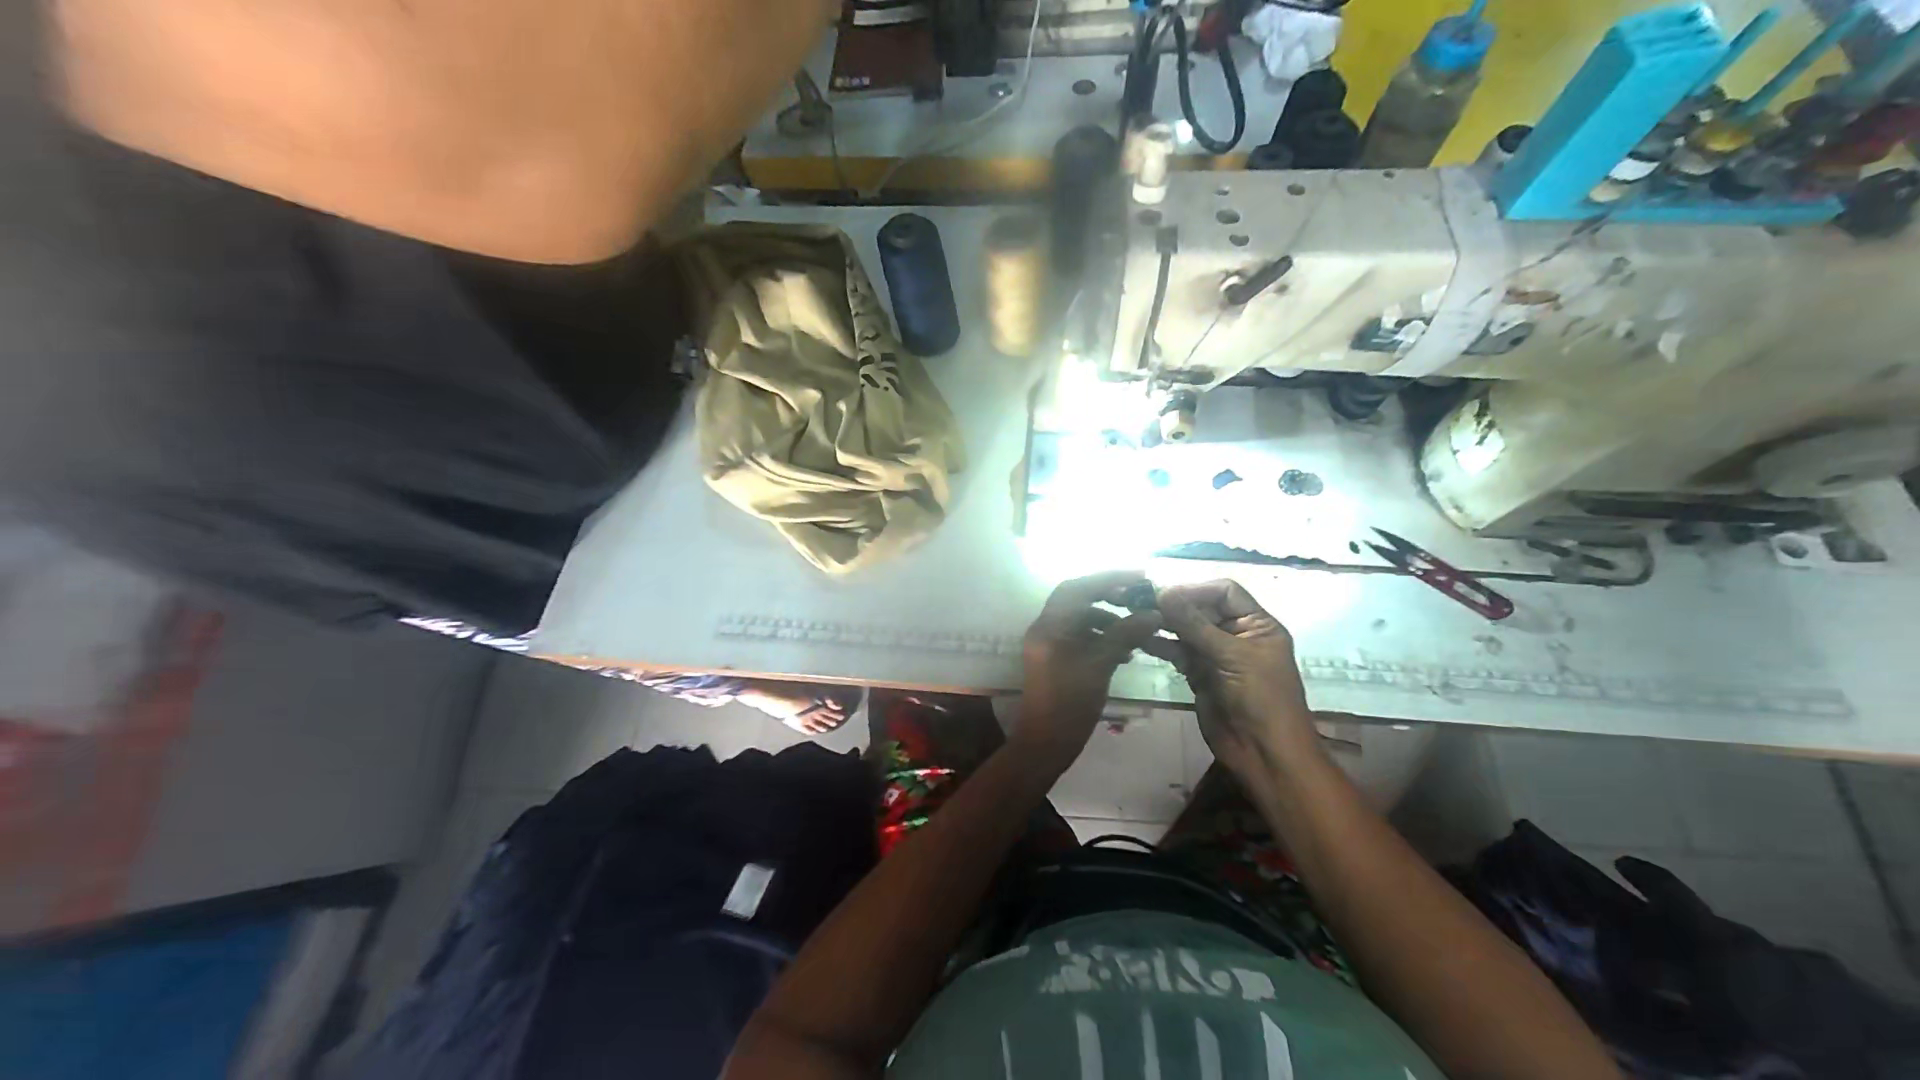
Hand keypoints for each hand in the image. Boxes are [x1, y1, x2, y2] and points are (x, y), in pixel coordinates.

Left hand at [1014, 572, 1163, 771]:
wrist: (1046, 743)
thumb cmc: (1070, 704)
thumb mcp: (1100, 666)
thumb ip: (1124, 635)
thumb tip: (1153, 613)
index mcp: (1049, 626)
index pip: (1077, 588)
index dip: (1108, 578)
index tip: (1140, 576)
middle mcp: (1045, 629)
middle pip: (1077, 599)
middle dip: (1108, 596)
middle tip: (1138, 599)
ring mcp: (1048, 644)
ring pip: (1081, 619)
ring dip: (1108, 619)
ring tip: (1137, 631)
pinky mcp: (1056, 659)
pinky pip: (1080, 637)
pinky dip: (1102, 637)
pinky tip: (1125, 651)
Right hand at [1155, 580, 1317, 782]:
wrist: (1263, 752)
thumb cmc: (1260, 698)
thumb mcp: (1231, 656)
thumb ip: (1195, 624)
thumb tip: (1164, 593)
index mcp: (1257, 625)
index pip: (1225, 592)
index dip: (1197, 590)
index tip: (1166, 594)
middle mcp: (1236, 635)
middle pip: (1202, 609)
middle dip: (1176, 606)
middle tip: (1143, 604)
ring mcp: (1216, 655)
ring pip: (1186, 630)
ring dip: (1164, 624)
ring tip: (1138, 619)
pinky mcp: (1199, 674)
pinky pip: (1178, 652)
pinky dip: (1161, 645)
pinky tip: (1142, 640)